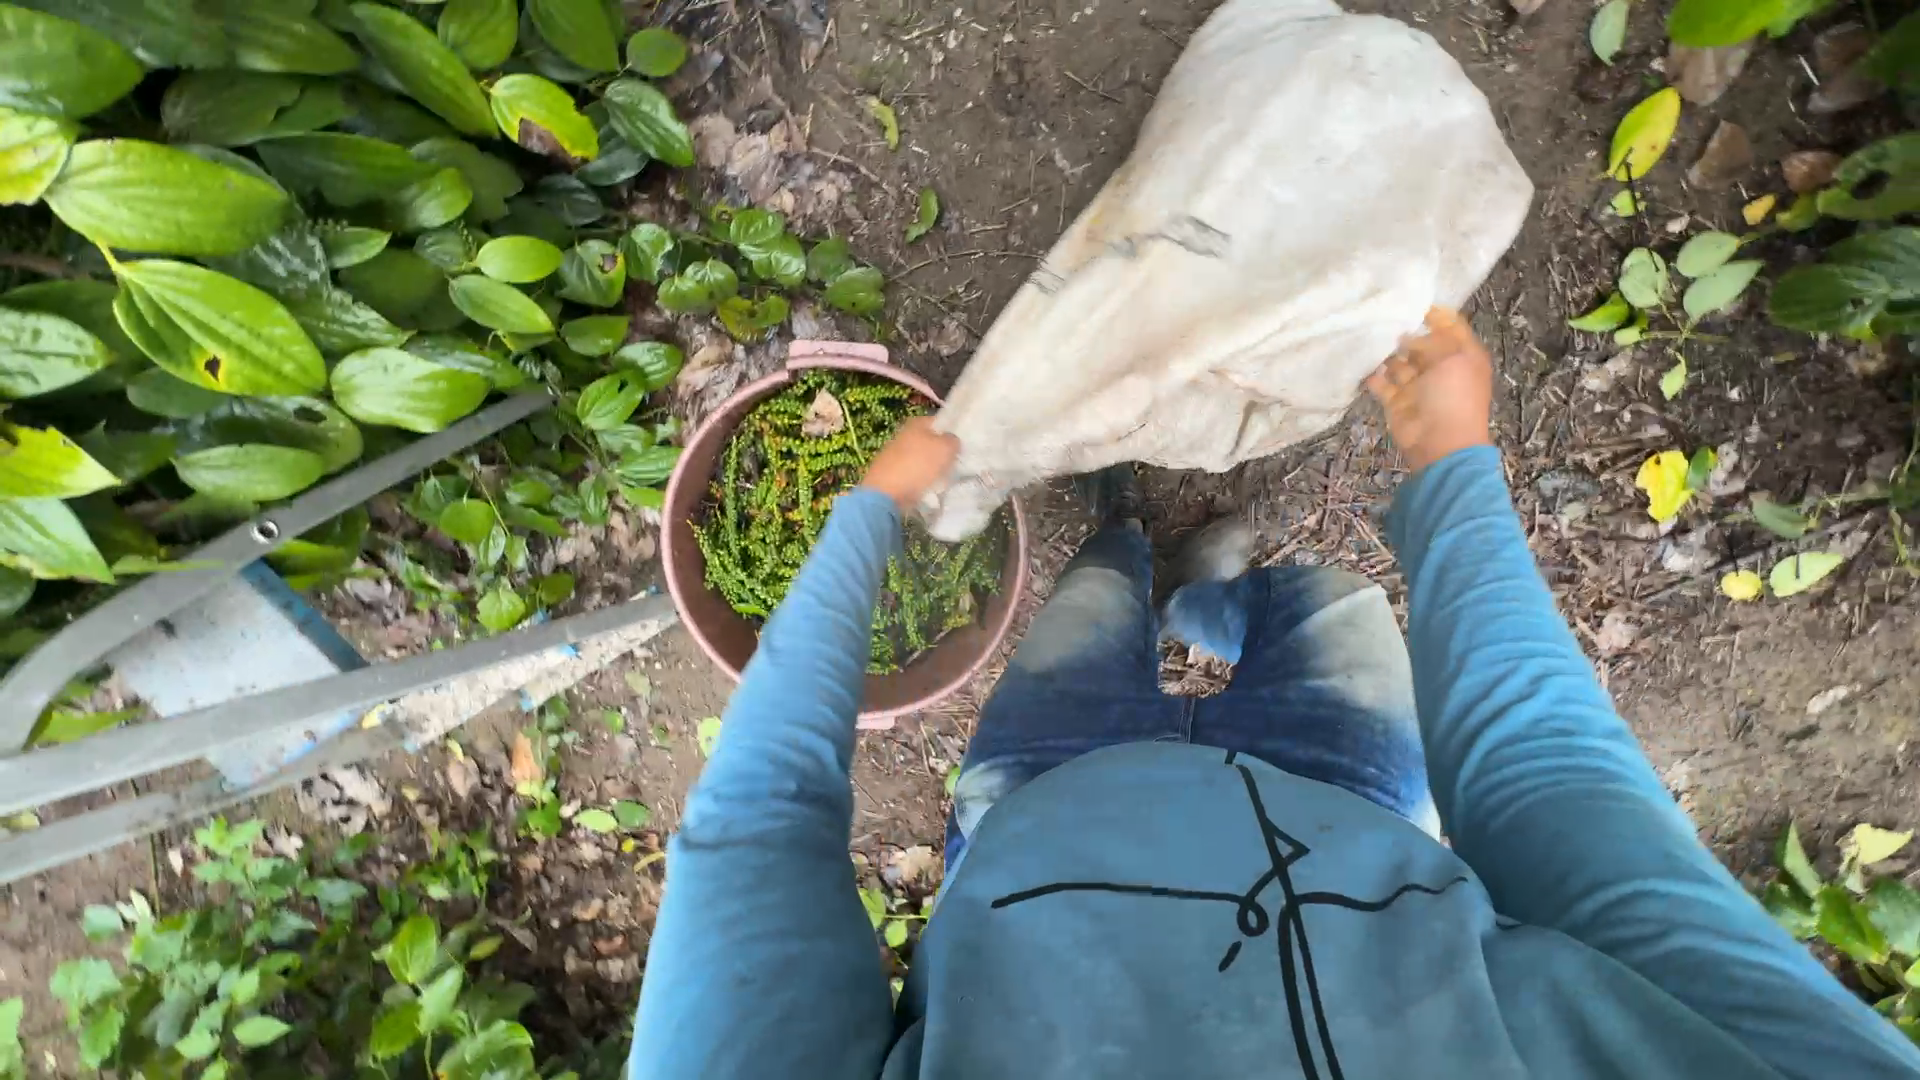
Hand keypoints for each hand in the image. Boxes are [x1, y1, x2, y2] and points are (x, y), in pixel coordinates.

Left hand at [861, 417, 958, 509]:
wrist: (885, 493)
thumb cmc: (918, 465)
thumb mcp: (945, 449)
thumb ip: (953, 440)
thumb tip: (951, 441)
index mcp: (916, 423)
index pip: (940, 422)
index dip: (952, 433)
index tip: (962, 447)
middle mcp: (903, 434)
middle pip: (930, 442)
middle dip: (941, 453)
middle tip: (954, 465)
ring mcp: (894, 454)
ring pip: (921, 459)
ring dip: (931, 469)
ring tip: (942, 481)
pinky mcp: (889, 472)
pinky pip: (912, 474)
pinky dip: (919, 481)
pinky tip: (926, 490)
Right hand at [1364, 307, 1493, 470]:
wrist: (1440, 442)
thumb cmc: (1453, 397)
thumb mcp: (1452, 359)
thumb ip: (1431, 342)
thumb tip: (1406, 337)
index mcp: (1462, 355)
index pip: (1451, 327)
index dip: (1436, 314)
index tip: (1414, 302)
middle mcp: (1440, 368)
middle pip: (1422, 344)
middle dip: (1406, 332)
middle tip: (1383, 317)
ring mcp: (1417, 385)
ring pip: (1399, 363)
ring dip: (1387, 353)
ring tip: (1369, 338)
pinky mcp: (1397, 401)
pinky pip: (1382, 384)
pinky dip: (1373, 376)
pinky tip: (1364, 365)